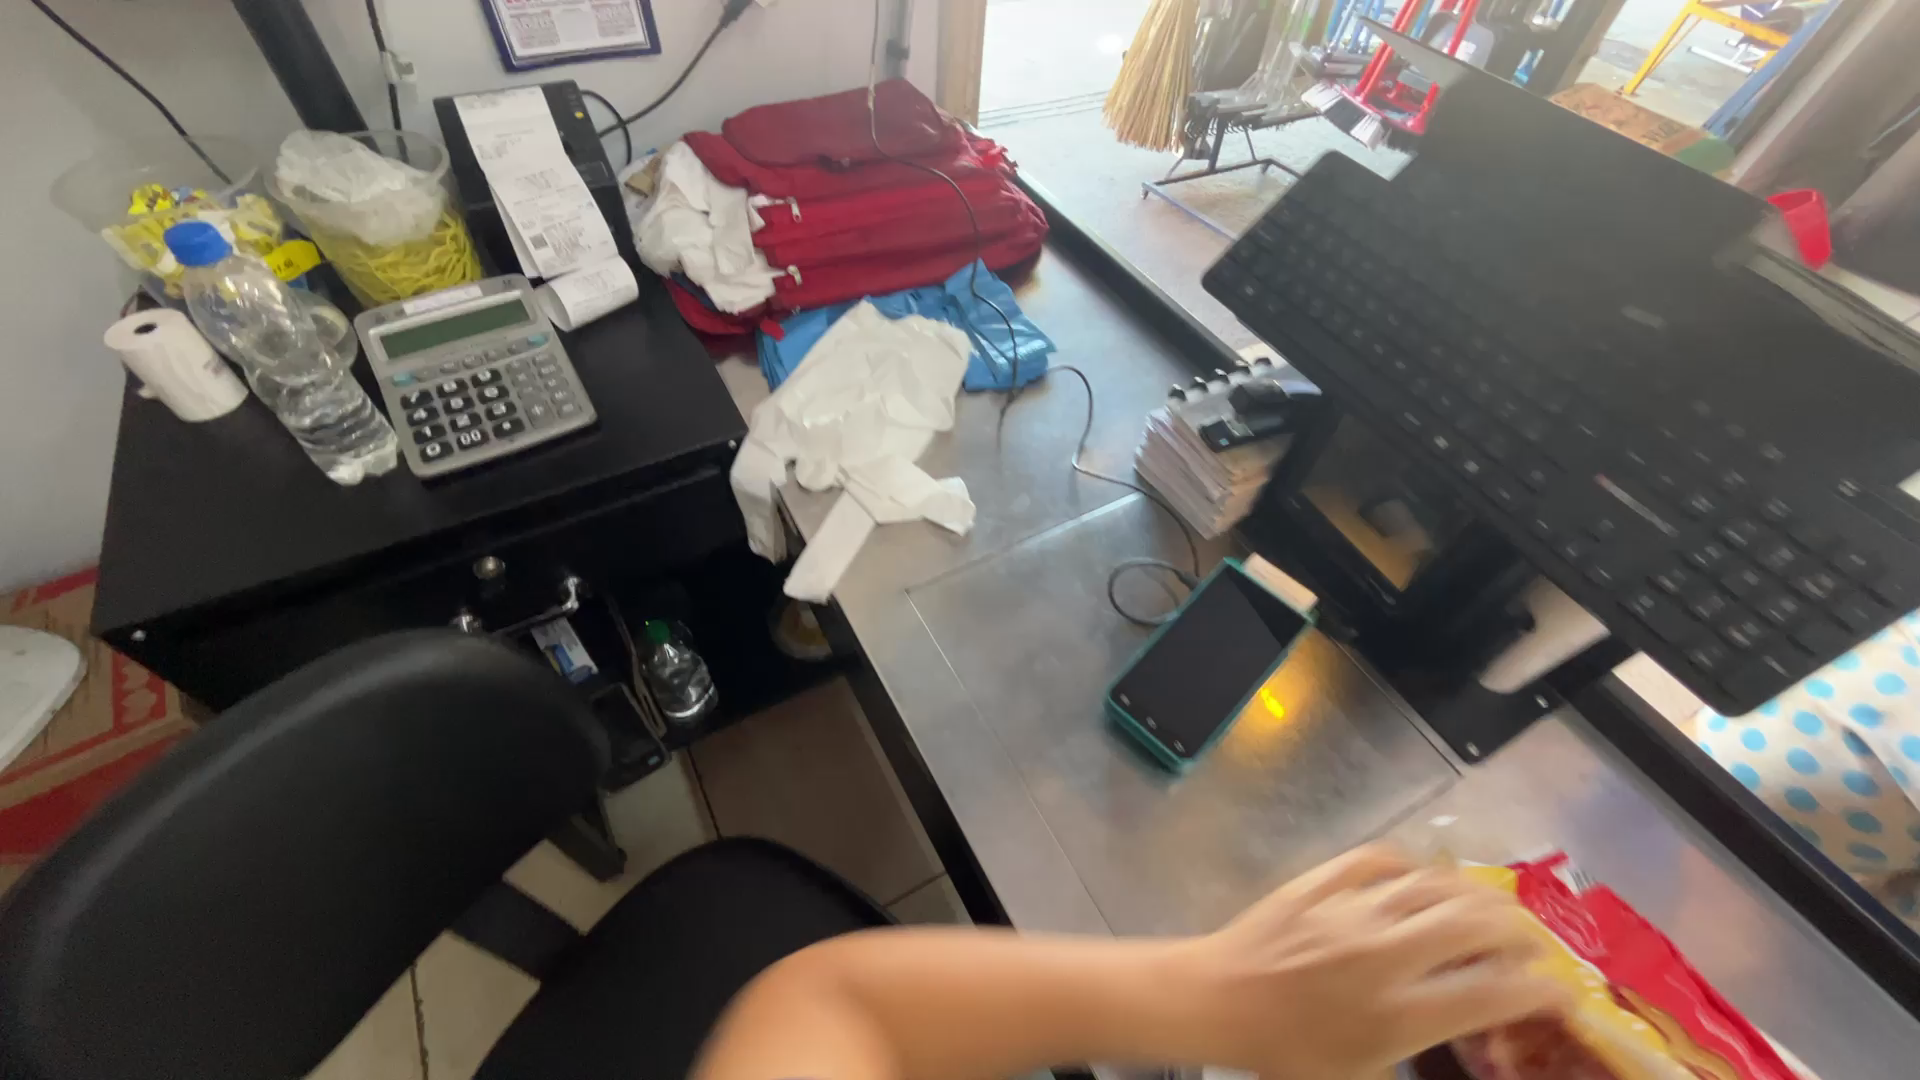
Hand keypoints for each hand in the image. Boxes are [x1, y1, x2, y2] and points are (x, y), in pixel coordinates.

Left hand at [1167, 845, 1568, 1077]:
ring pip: (1426, 885)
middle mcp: (1382, 955)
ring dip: (1470, 891)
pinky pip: (1370, 858)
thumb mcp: (1361, 1076)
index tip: (1558, 991)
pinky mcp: (1315, 884)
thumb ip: (1416, 1054)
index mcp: (1400, 1014)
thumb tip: (1457, 1026)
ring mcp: (1347, 911)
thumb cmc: (1288, 1053)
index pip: (1492, 993)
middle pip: (1470, 925)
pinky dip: (1405, 861)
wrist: (1219, 999)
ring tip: (1490, 902)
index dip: (1539, 990)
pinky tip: (1419, 872)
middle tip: (1529, 938)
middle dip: (1516, 929)